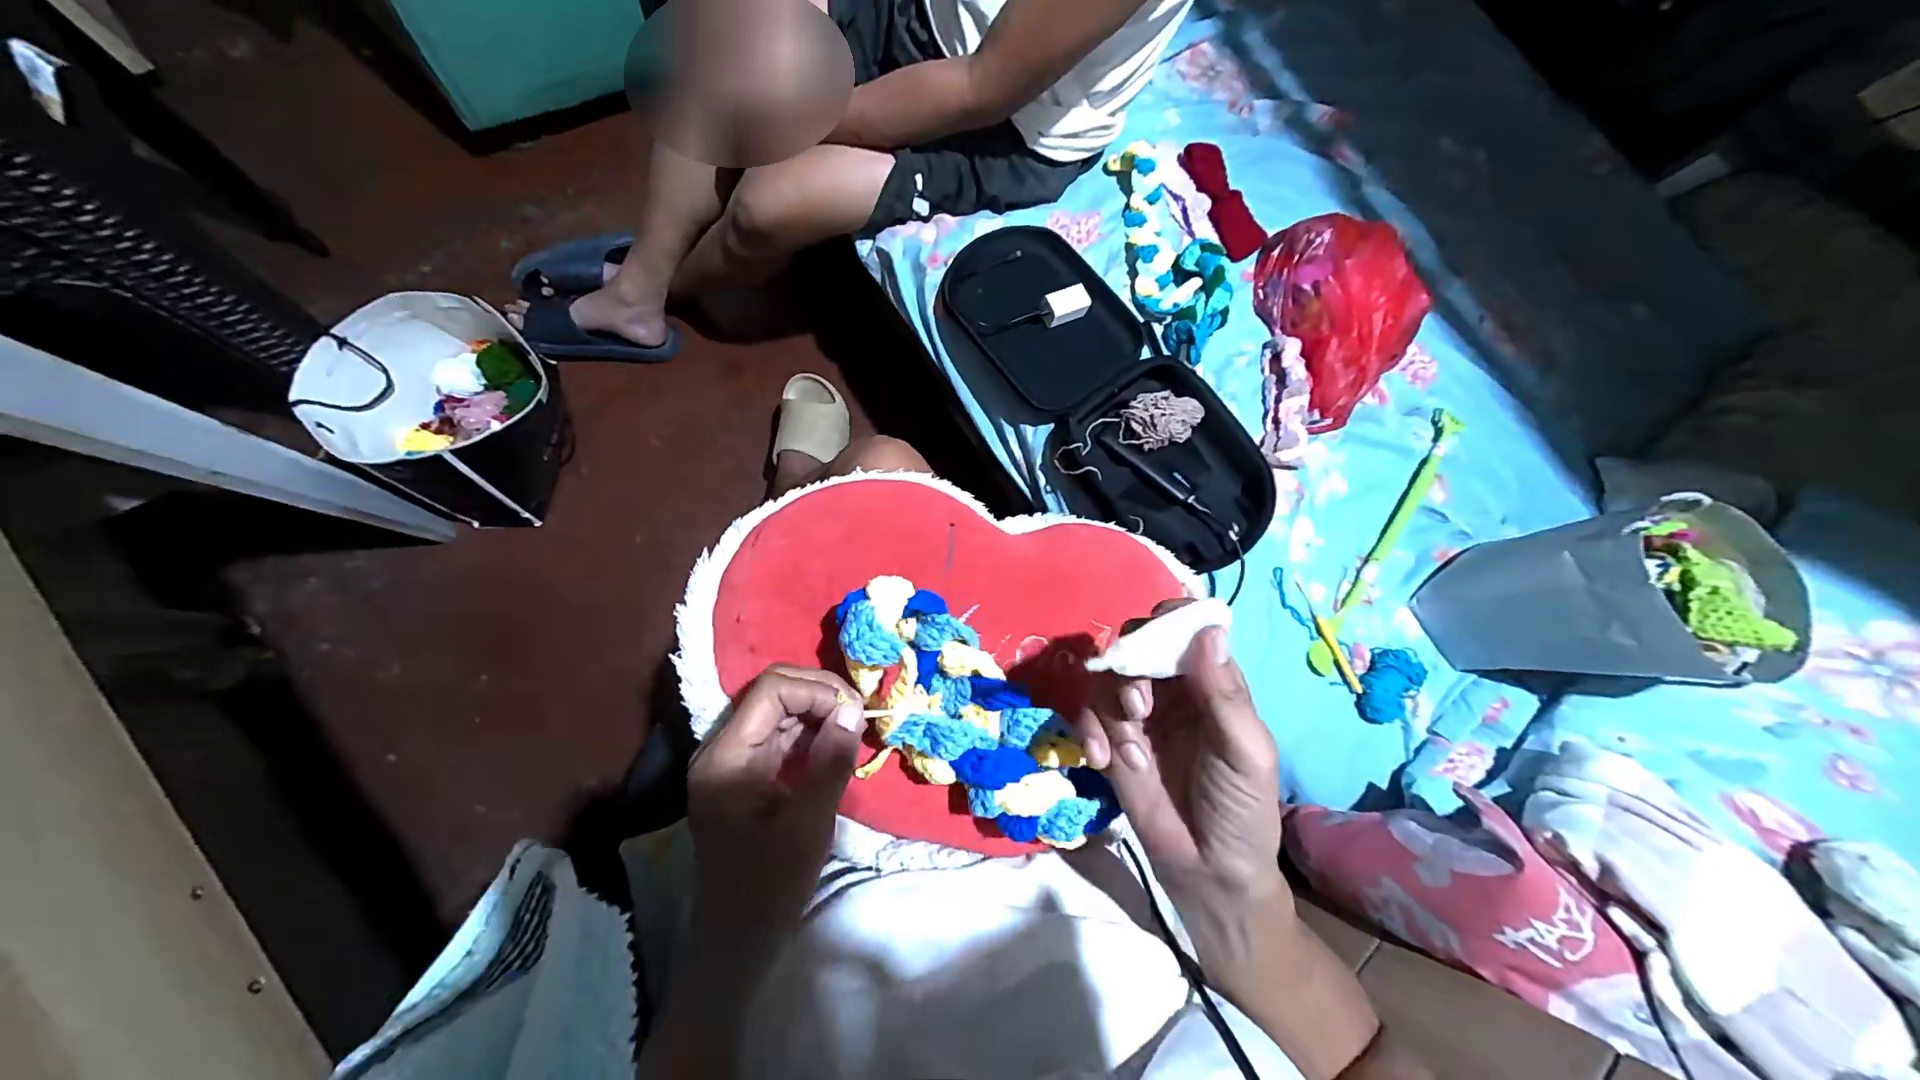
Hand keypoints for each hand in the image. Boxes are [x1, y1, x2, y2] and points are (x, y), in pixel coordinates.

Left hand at [687, 664, 866, 952]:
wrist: (739, 937)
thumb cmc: (769, 886)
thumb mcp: (807, 824)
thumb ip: (830, 763)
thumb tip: (853, 710)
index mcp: (726, 757)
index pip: (770, 691)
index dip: (816, 690)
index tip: (855, 712)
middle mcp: (724, 749)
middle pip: (773, 693)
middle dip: (820, 693)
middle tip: (859, 714)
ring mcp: (735, 760)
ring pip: (780, 709)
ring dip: (820, 709)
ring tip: (855, 725)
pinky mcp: (749, 772)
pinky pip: (782, 734)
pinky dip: (813, 730)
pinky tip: (838, 740)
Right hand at [1075, 604, 1286, 915]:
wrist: (1210, 872)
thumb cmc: (1243, 809)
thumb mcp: (1247, 752)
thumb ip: (1226, 694)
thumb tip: (1209, 630)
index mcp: (1209, 683)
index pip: (1183, 631)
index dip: (1168, 622)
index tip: (1156, 634)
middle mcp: (1171, 690)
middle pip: (1134, 645)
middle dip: (1129, 667)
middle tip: (1139, 707)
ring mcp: (1137, 715)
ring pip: (1105, 677)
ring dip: (1109, 706)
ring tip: (1129, 750)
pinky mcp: (1110, 741)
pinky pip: (1086, 714)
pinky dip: (1087, 729)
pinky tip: (1102, 759)